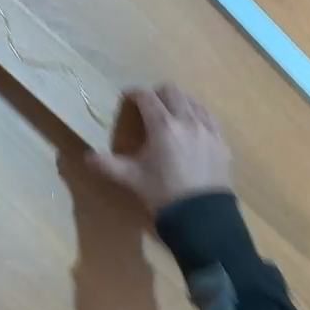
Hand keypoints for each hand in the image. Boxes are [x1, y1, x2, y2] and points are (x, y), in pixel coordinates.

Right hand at [88, 86, 232, 213]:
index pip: (146, 97)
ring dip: (179, 104)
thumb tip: (87, 157)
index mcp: (162, 126)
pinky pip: (209, 118)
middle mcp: (187, 120)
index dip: (135, 94)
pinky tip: (193, 130)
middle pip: (171, 91)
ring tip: (172, 118)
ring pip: (192, 101)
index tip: (128, 100)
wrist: (202, 219)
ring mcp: (208, 130)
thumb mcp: (131, 179)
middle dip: (157, 95)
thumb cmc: (163, 194)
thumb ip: (107, 165)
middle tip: (149, 109)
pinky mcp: (222, 142)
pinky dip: (198, 117)